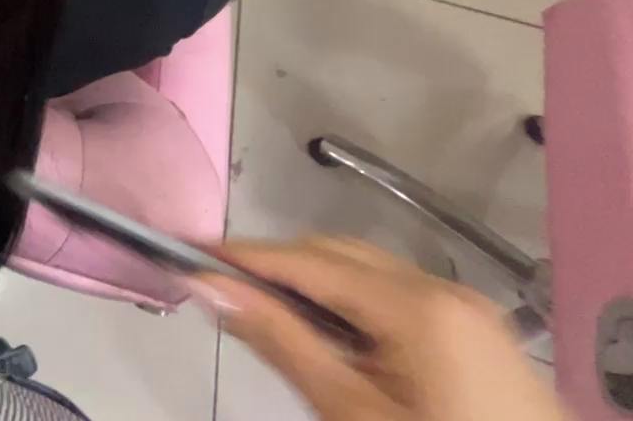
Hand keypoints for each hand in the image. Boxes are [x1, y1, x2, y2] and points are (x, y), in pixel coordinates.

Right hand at [201, 236, 567, 420]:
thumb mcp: (350, 410)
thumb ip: (276, 338)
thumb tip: (202, 280)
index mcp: (415, 304)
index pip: (300, 258)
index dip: (237, 255)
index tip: (180, 254)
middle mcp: (443, 289)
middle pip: (330, 252)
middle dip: (273, 267)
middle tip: (222, 292)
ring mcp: (468, 310)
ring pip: (359, 268)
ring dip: (308, 281)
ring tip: (270, 314)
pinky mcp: (477, 333)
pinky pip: (392, 292)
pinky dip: (348, 299)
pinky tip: (330, 333)